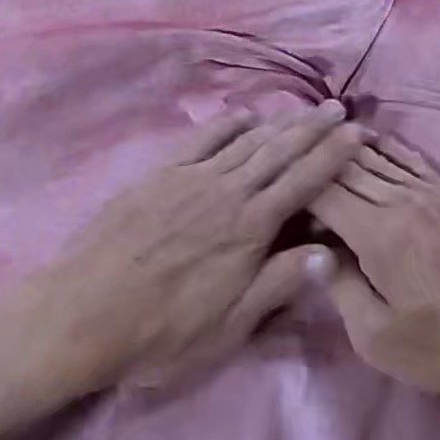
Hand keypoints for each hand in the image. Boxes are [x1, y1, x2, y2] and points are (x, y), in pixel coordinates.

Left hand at [49, 101, 366, 385]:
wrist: (81, 315)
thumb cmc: (161, 332)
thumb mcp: (228, 326)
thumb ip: (278, 284)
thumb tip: (328, 252)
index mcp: (250, 227)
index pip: (304, 181)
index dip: (334, 155)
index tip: (358, 133)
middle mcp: (228, 192)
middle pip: (280, 151)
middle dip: (314, 128)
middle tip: (339, 108)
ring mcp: (192, 178)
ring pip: (247, 141)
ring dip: (280, 122)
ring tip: (305, 107)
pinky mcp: (160, 175)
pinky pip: (202, 140)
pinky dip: (227, 124)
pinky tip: (244, 114)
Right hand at [310, 139, 439, 405]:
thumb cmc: (434, 348)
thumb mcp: (372, 335)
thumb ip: (336, 284)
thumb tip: (310, 247)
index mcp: (380, 235)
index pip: (325, 192)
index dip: (296, 187)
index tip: (275, 190)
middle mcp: (404, 201)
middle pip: (347, 167)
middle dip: (315, 161)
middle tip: (287, 158)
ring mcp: (432, 192)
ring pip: (377, 155)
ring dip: (344, 145)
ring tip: (316, 137)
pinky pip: (411, 157)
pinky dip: (384, 145)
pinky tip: (365, 138)